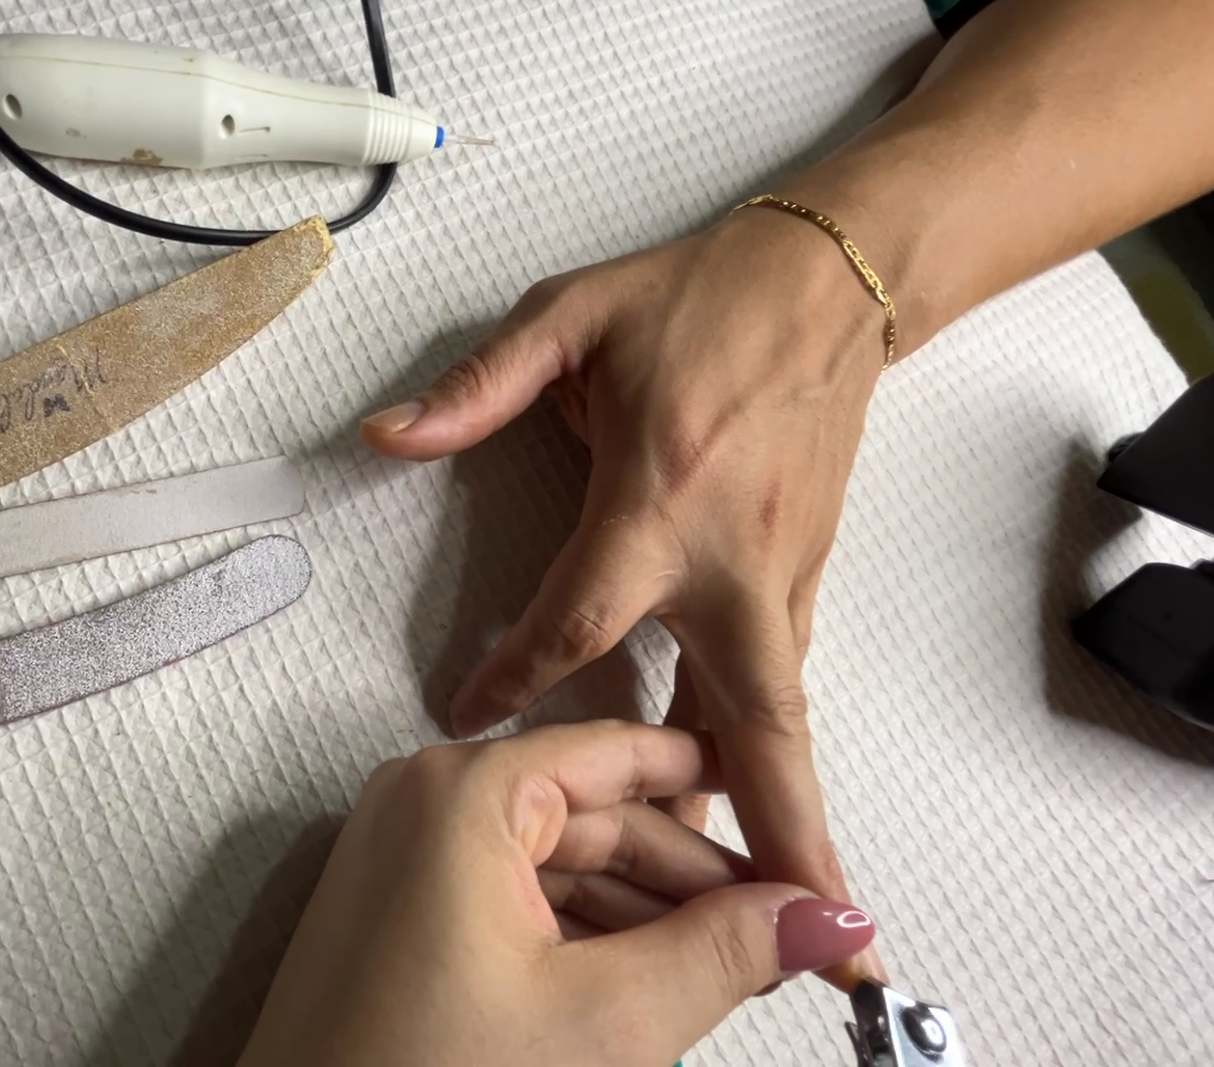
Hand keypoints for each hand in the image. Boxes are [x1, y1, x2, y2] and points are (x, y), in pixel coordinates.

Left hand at [236, 721, 876, 1066]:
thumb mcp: (602, 1021)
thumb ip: (720, 955)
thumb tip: (826, 918)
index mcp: (464, 786)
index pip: (609, 755)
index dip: (701, 780)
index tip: (782, 811)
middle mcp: (427, 792)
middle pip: (584, 812)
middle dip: (683, 874)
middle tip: (784, 929)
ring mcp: (406, 841)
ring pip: (548, 856)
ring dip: (637, 907)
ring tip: (733, 963)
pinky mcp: (399, 892)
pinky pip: (506, 886)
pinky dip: (574, 924)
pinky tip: (645, 971)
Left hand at [361, 209, 884, 978]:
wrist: (827, 280)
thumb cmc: (694, 300)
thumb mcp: (569, 317)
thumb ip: (479, 387)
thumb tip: (386, 433)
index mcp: (660, 493)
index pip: (579, 618)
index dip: (518, 677)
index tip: (466, 716)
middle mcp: (731, 554)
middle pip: (750, 717)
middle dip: (774, 824)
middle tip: (812, 933)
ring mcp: (781, 570)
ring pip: (778, 711)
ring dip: (782, 805)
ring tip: (784, 904)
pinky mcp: (805, 570)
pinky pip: (780, 675)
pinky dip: (769, 743)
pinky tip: (748, 785)